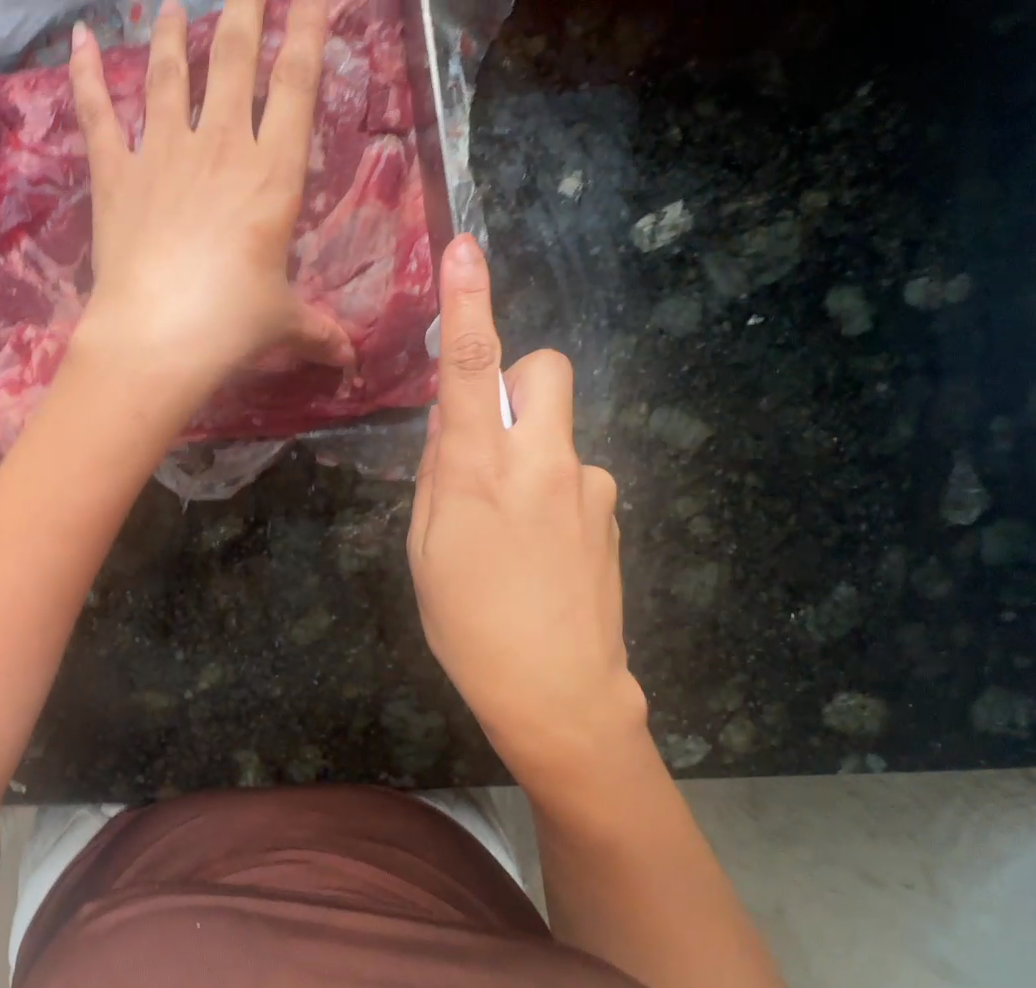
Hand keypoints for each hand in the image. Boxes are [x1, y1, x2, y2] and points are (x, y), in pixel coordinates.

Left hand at [66, 0, 352, 416]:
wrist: (156, 337)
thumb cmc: (230, 326)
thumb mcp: (282, 323)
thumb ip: (317, 330)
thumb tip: (348, 359)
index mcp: (273, 172)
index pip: (297, 81)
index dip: (307, 27)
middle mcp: (220, 146)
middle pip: (235, 56)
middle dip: (246, 7)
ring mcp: (162, 153)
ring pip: (169, 72)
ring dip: (172, 30)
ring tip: (173, 2)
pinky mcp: (114, 174)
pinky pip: (98, 113)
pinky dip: (86, 74)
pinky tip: (79, 38)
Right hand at [407, 235, 646, 790]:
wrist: (558, 690)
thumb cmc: (467, 626)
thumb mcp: (423, 551)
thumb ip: (436, 478)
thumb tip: (451, 428)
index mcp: (480, 473)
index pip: (471, 368)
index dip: (468, 304)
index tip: (465, 249)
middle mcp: (544, 462)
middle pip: (546, 369)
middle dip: (516, 379)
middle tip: (485, 436)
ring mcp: (589, 485)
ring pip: (556, 431)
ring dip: (526, 453)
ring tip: (504, 531)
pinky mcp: (611, 510)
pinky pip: (571, 475)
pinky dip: (548, 493)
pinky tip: (534, 552)